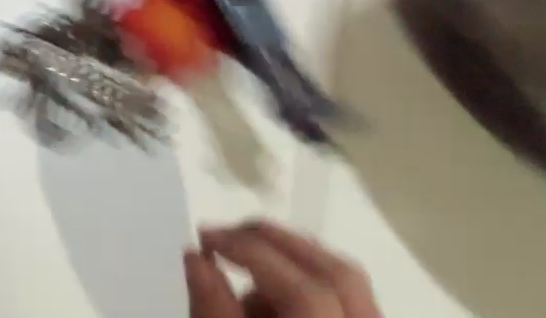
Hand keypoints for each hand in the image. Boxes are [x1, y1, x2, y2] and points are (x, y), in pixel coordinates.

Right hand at [186, 221, 381, 317]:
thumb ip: (212, 311)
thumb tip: (194, 255)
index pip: (306, 293)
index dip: (252, 255)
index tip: (203, 238)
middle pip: (340, 274)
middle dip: (275, 241)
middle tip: (226, 234)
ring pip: (349, 280)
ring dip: (290, 260)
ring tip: (245, 275)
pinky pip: (351, 295)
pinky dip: (309, 281)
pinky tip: (272, 296)